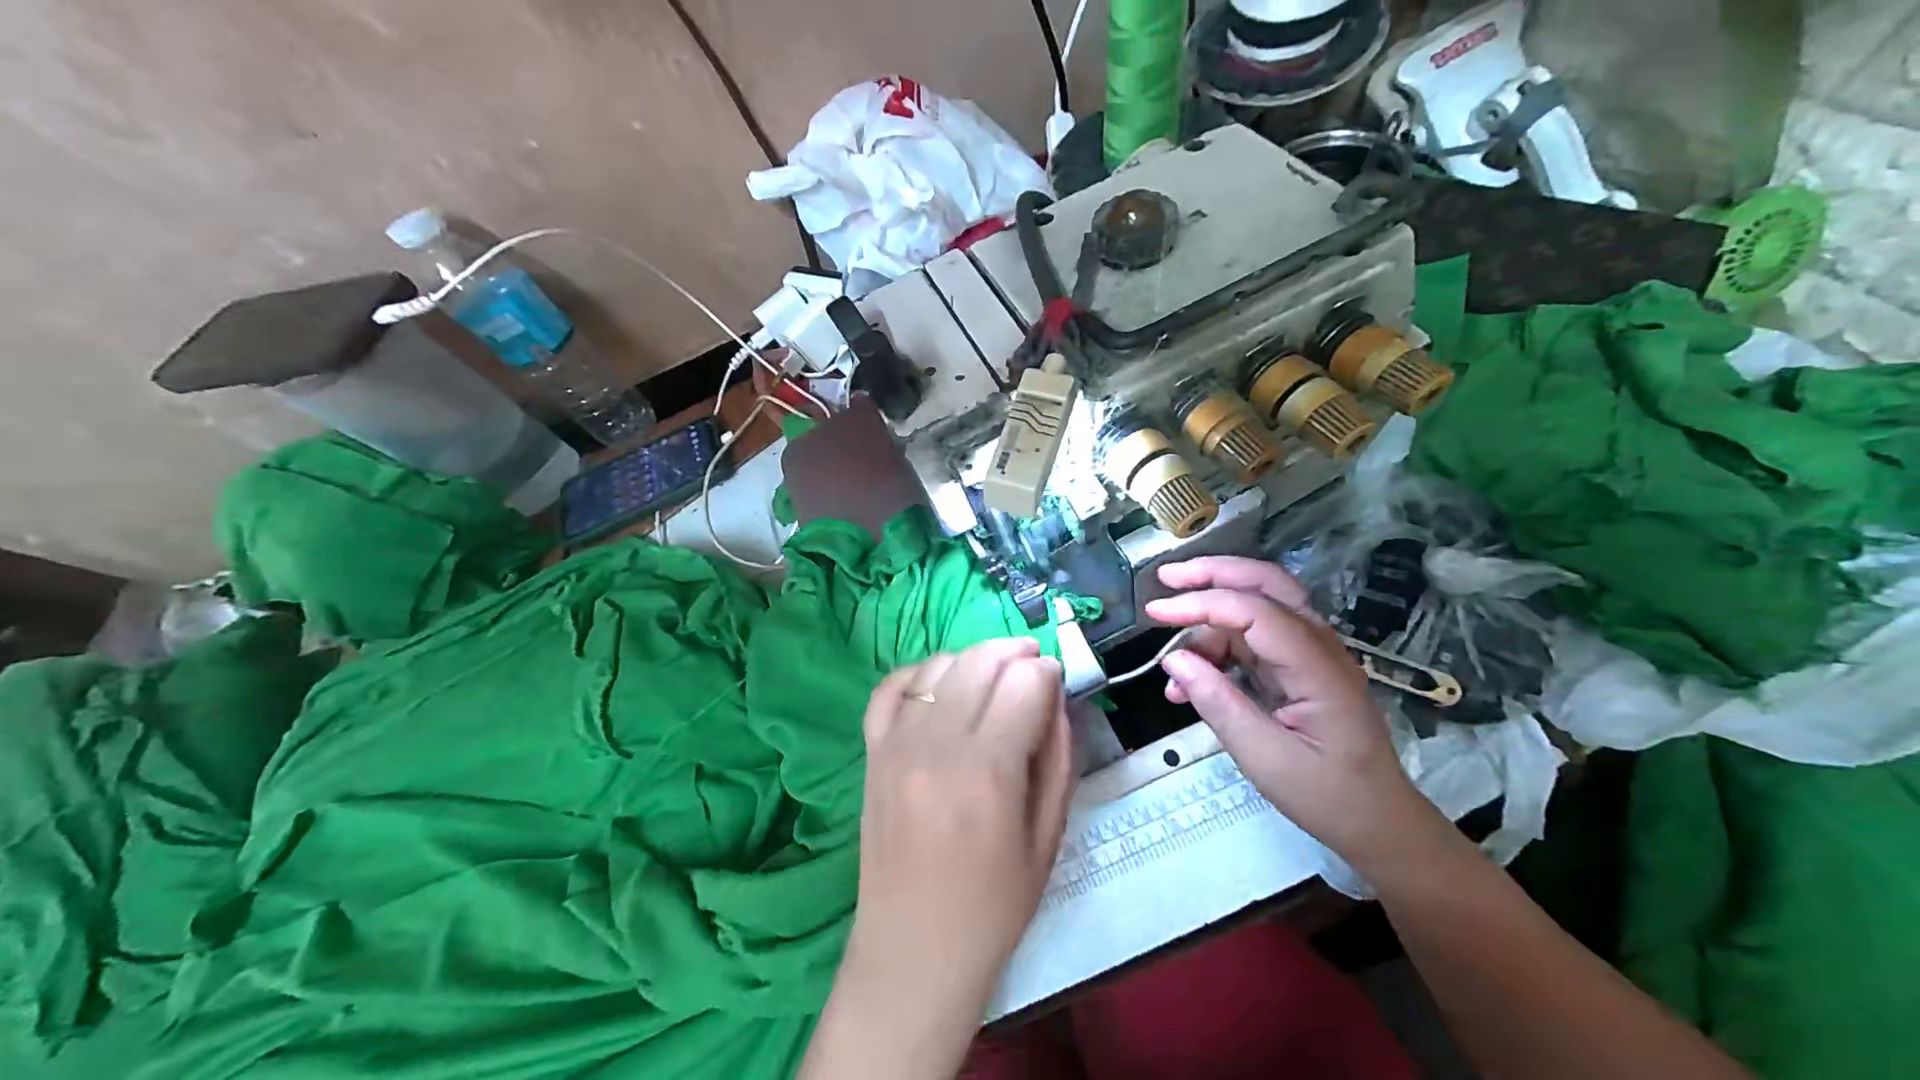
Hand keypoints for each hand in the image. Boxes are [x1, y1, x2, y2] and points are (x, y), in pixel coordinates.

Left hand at [802, 637, 1073, 1078]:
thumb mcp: (1048, 836)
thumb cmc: (993, 906)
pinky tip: (942, 686)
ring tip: (993, 678)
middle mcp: (936, 745)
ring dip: (973, 660)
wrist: (913, 950)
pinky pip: (891, 688)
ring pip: (938, 666)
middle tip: (1033, 669)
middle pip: (980, 662)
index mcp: (988, 771)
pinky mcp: (871, 753)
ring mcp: (895, 745)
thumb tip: (1053, 698)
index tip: (1057, 685)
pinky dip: (920, 674)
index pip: (1024, 682)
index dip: (1048, 674)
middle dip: (1015, 654)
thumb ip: (1057, 757)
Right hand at [1144, 556, 1444, 869]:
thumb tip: (1174, 659)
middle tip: (1165, 577)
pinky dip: (1218, 647)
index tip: (1155, 613)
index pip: (1255, 612)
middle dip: (1212, 573)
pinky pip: (1253, 639)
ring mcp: (1311, 654)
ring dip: (1210, 620)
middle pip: (1265, 584)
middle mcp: (1319, 646)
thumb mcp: (1264, 757)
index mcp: (1317, 667)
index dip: (1201, 604)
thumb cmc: (1327, 795)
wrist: (1378, 821)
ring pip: (1256, 607)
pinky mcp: (1299, 667)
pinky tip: (1192, 678)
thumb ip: (1217, 702)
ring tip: (1172, 661)